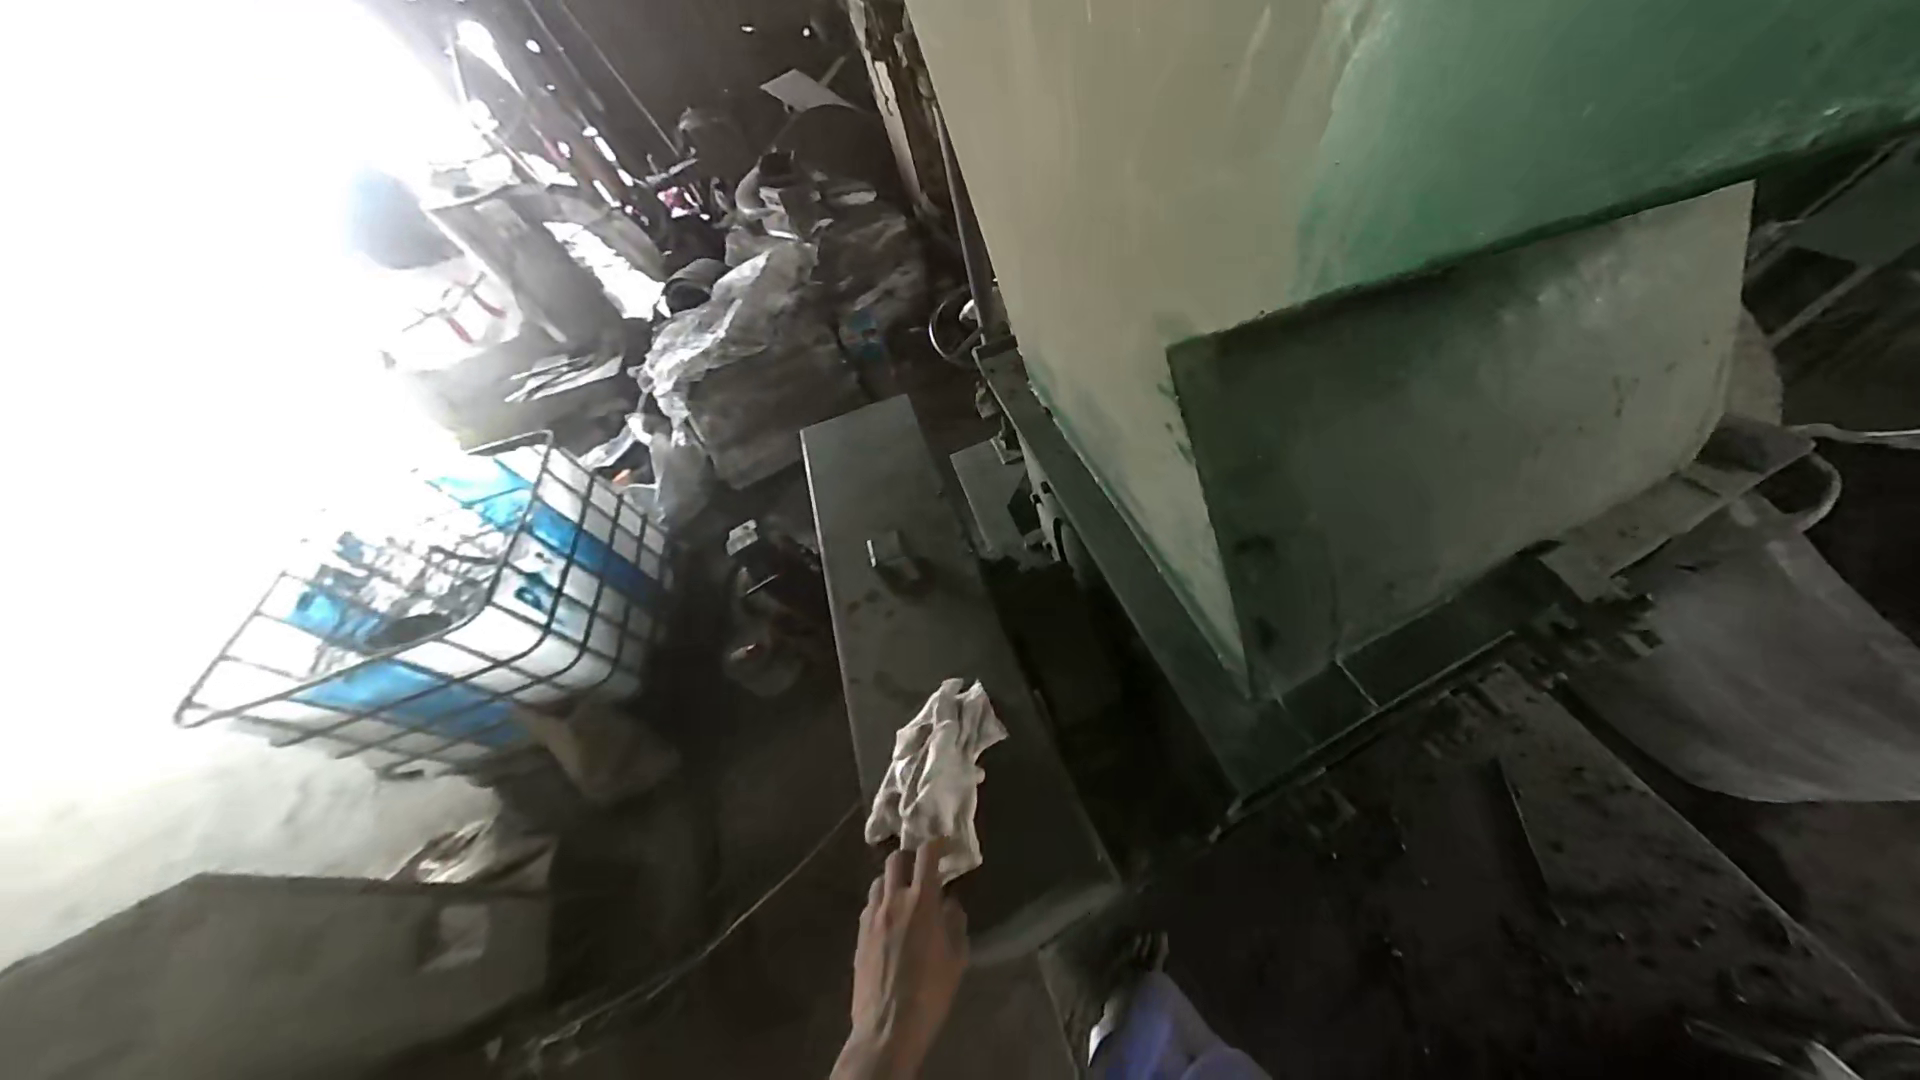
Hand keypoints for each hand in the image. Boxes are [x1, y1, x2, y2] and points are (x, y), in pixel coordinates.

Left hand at [832, 837, 969, 1079]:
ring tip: (905, 895)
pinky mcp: (859, 934)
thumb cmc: (929, 994)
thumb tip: (950, 904)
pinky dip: (882, 902)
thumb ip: (956, 923)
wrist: (887, 1029)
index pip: (926, 854)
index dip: (937, 843)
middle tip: (922, 869)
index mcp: (922, 901)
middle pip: (896, 859)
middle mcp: (894, 900)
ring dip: (893, 881)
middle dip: (910, 857)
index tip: (946, 844)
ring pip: (879, 881)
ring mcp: (872, 916)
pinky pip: (870, 905)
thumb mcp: (957, 959)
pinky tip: (890, 921)